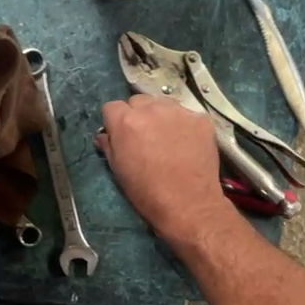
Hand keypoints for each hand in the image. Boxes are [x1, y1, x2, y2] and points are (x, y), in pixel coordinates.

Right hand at [98, 94, 235, 246]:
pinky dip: (183, 125)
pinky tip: (186, 143)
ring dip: (160, 116)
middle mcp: (151, 109)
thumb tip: (104, 135)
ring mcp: (179, 112)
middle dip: (137, 114)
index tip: (120, 135)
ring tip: (166, 139)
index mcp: (126, 121)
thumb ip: (109, 146)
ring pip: (163, 103)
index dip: (114, 121)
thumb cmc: (146, 192)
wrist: (188, 204)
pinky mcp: (200, 119)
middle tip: (144, 136)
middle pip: (138, 101)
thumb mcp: (118, 171)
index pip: (111, 107)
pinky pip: (186, 114)